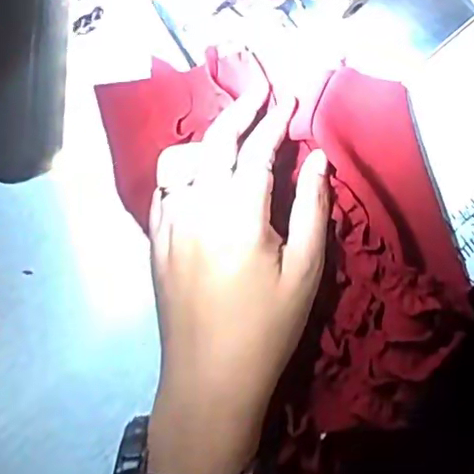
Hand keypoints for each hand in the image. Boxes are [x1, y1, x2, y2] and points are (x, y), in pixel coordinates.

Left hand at [145, 87, 330, 473]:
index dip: (277, 119)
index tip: (291, 96)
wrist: (208, 384)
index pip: (257, 150)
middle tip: (261, 88)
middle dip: (240, 110)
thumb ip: (311, 206)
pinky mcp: (156, 243)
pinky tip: (202, 167)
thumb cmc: (267, 326)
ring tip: (235, 125)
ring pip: (183, 161)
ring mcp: (169, 227)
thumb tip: (317, 158)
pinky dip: (185, 165)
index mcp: (238, 217)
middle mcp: (197, 212)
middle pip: (215, 143)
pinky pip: (165, 187)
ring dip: (211, 135)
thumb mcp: (306, 269)